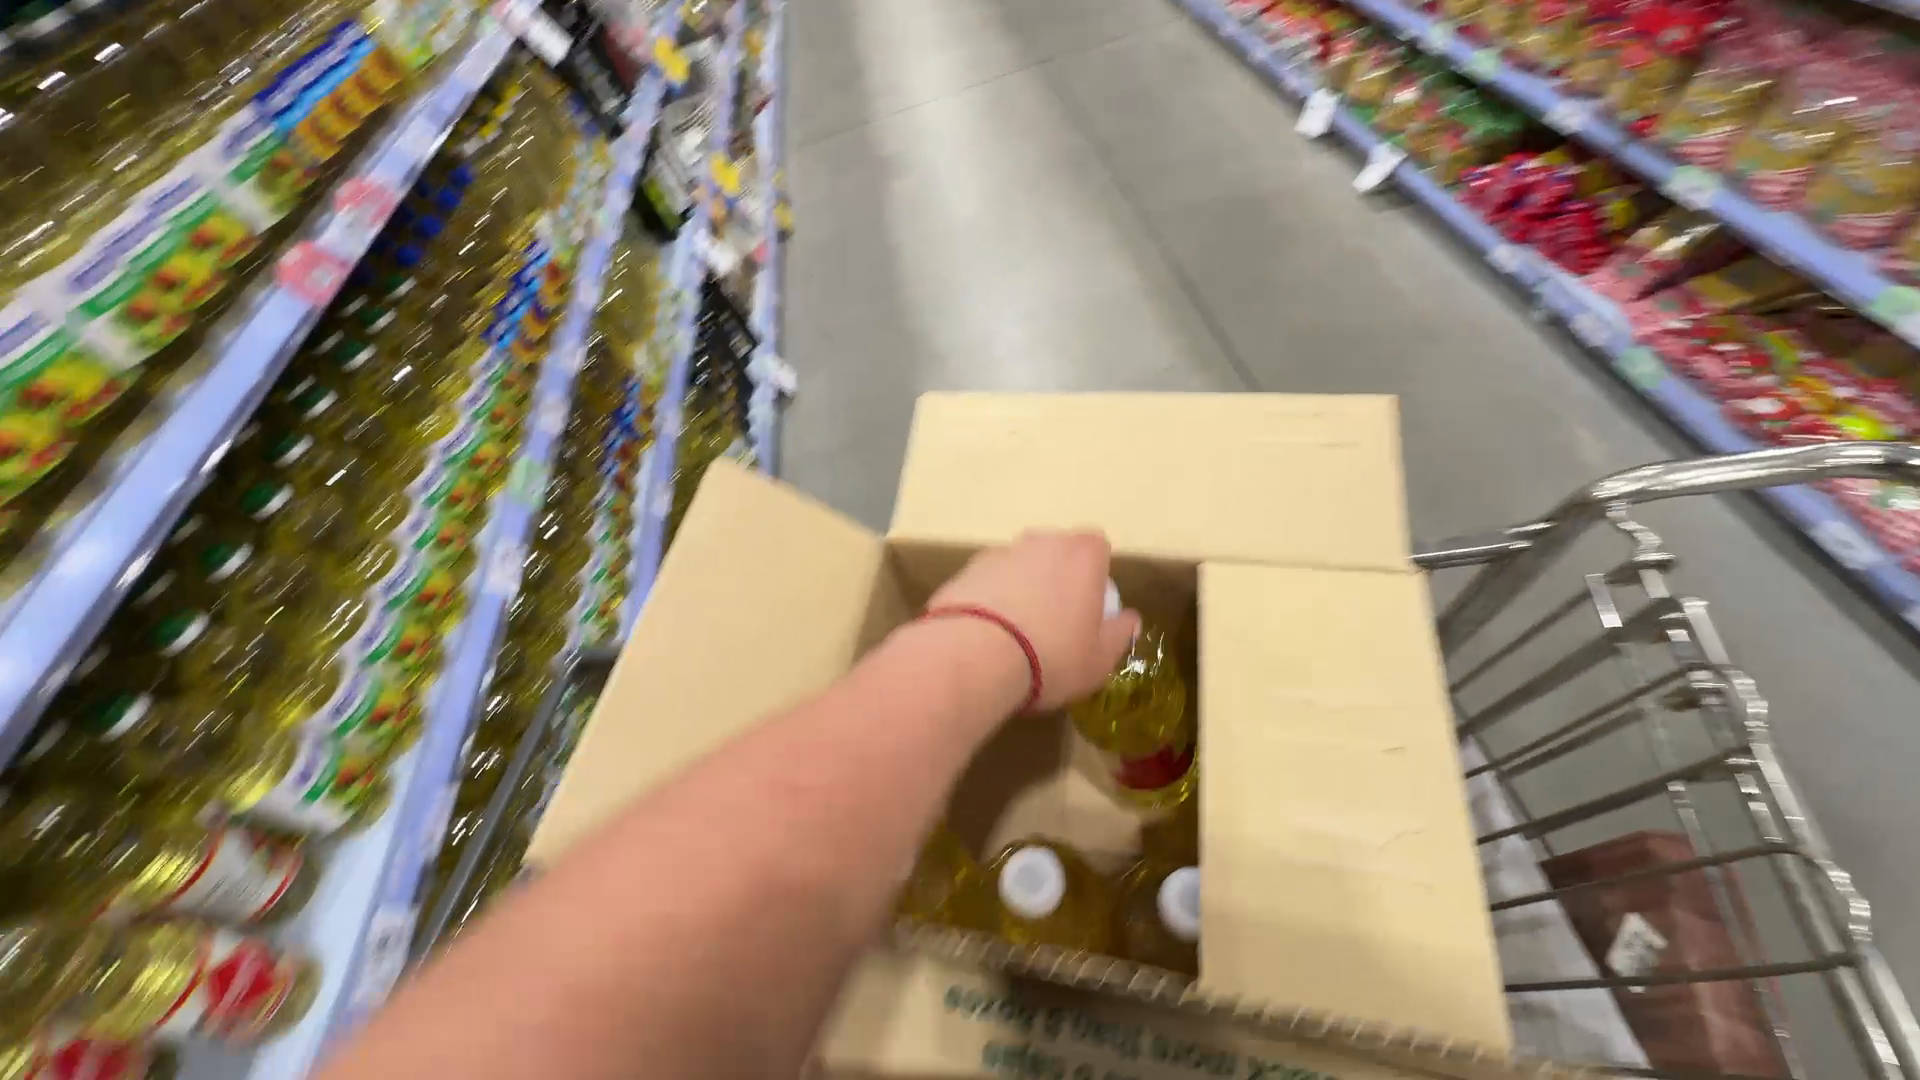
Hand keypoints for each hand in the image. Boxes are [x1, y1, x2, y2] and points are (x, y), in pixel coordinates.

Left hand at [927, 530, 1141, 711]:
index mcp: (1082, 554)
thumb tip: (1128, 619)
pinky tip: (984, 636)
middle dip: (1056, 579)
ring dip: (1020, 589)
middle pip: (1055, 553)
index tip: (1088, 608)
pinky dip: (989, 601)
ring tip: (1013, 635)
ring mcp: (999, 552)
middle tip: (1053, 623)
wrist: (974, 657)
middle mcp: (1041, 541)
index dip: (1094, 575)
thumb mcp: (1099, 659)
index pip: (1097, 548)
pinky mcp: (964, 570)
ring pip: (1018, 567)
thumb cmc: (1052, 656)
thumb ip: (1119, 634)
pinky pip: (987, 583)